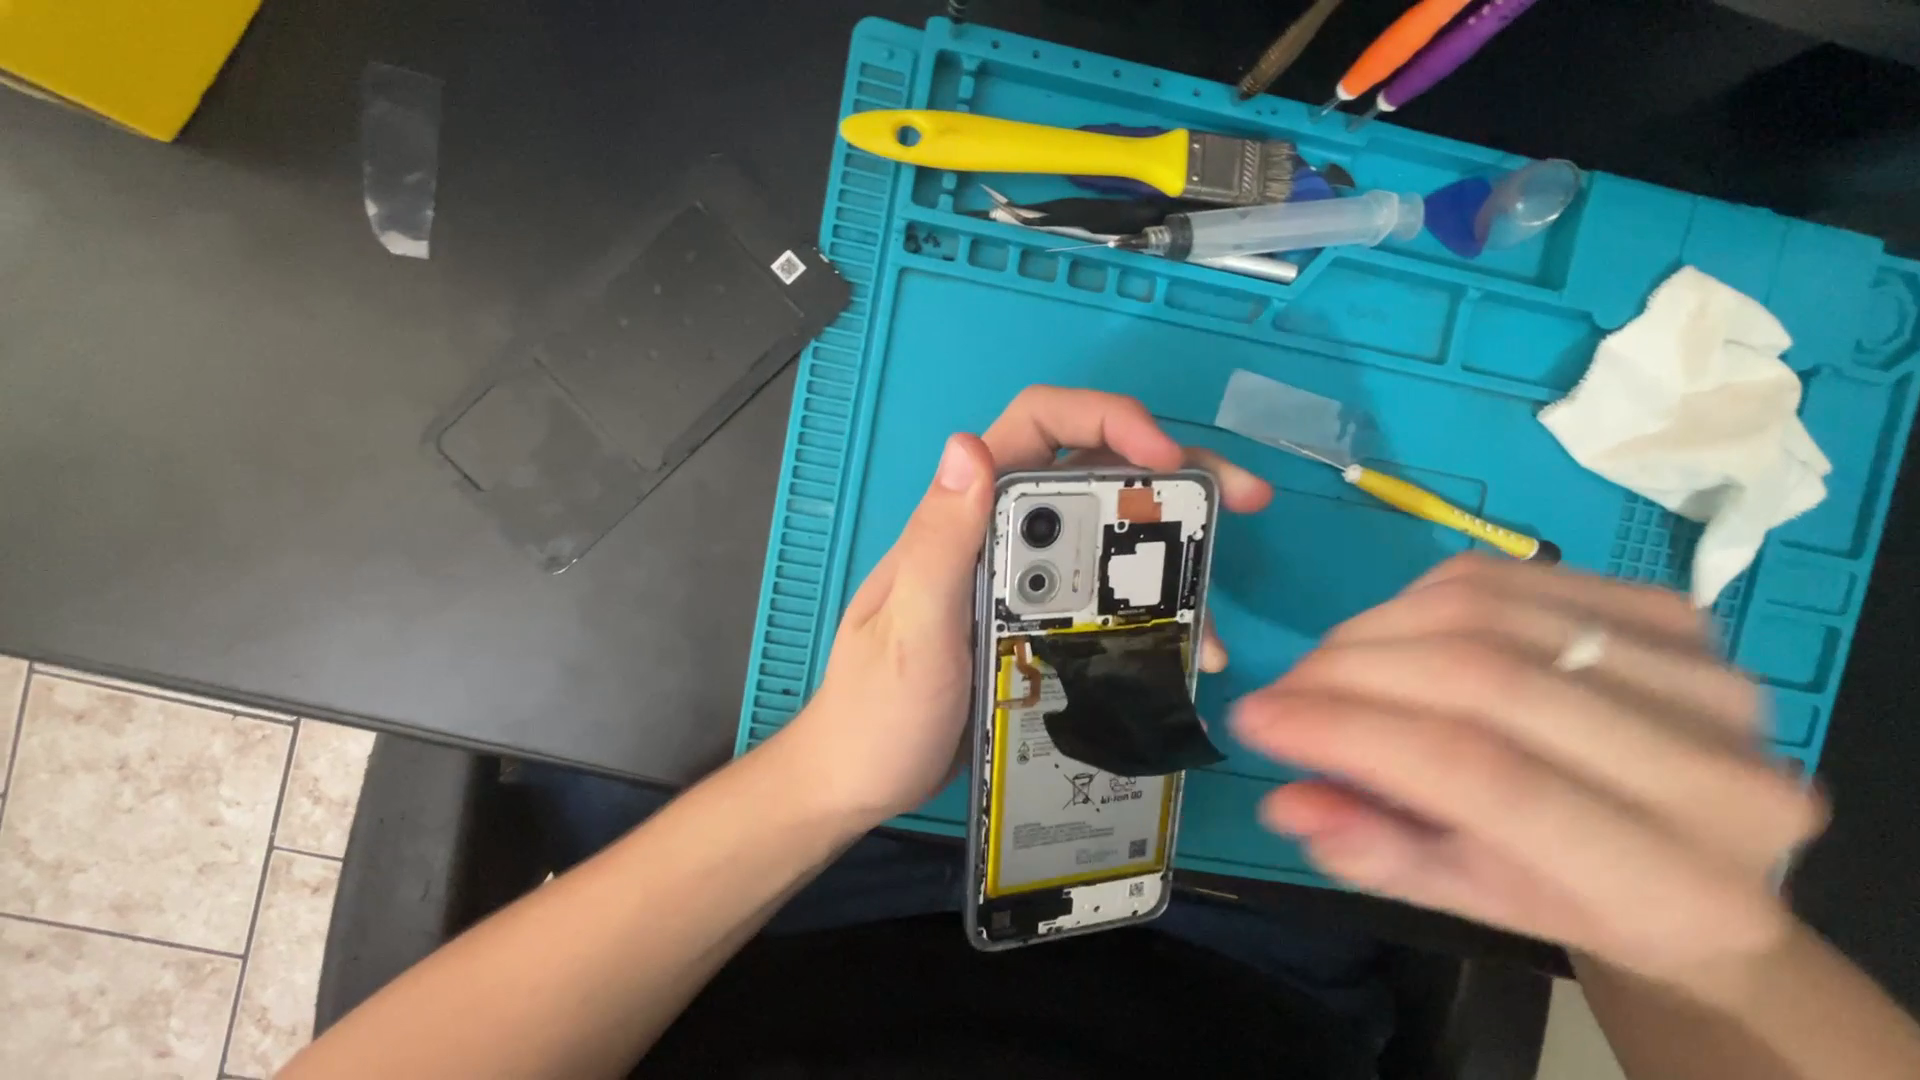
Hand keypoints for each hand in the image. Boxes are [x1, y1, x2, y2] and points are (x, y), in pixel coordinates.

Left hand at [789, 386, 1271, 826]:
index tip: (1167, 456)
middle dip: (1172, 477)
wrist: (865, 780)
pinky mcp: (1040, 627)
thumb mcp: (911, 628)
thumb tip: (969, 444)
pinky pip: (1105, 602)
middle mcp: (999, 535)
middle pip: (1093, 475)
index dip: (1105, 417)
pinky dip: (1151, 615)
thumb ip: (939, 541)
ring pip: (1110, 541)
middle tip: (1241, 500)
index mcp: (963, 518)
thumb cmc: (877, 709)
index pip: (1036, 427)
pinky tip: (1181, 650)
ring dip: (1171, 557)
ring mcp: (1023, 583)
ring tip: (1213, 610)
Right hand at [1233, 554, 1825, 995]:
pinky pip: (1504, 577)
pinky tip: (1386, 636)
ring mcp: (1706, 672)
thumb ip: (1379, 855)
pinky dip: (1416, 600)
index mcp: (1674, 881)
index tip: (1254, 719)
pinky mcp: (1675, 613)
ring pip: (1485, 612)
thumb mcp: (1467, 898)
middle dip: (1347, 672)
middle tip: (1277, 691)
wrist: (1694, 851)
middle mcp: (1717, 767)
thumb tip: (1286, 800)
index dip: (1350, 733)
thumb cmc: (1569, 891)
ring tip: (1320, 668)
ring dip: (1370, 631)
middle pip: (1482, 676)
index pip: (1481, 775)